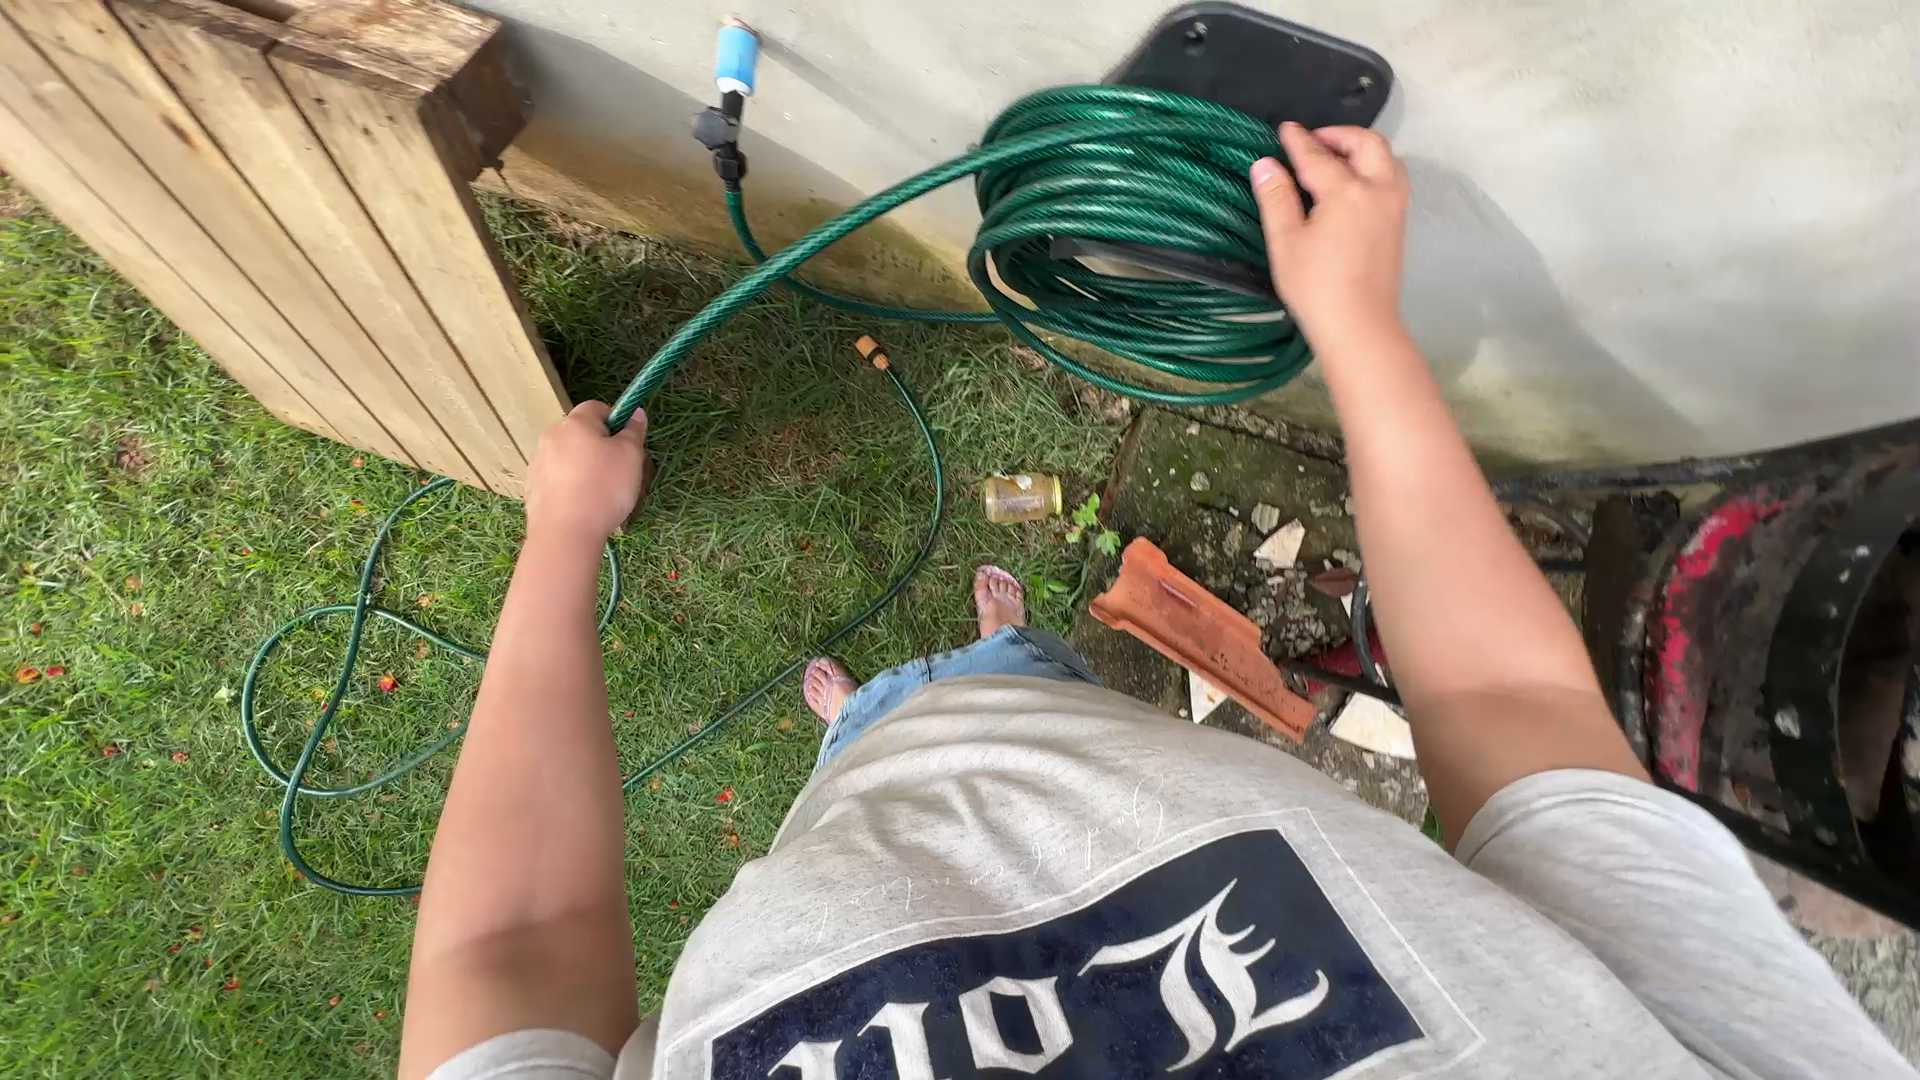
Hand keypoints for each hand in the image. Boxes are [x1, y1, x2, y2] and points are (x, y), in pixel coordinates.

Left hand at [524, 401, 650, 544]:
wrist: (566, 532)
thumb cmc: (604, 487)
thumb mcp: (631, 456)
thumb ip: (633, 431)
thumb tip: (635, 413)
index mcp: (575, 424)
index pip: (597, 407)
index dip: (617, 420)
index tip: (629, 443)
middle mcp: (551, 437)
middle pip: (582, 434)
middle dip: (602, 447)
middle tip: (621, 471)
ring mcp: (538, 463)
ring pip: (570, 457)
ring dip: (586, 467)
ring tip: (603, 494)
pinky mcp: (533, 488)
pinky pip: (558, 479)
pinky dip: (572, 486)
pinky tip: (584, 505)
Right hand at [1250, 122, 1409, 347]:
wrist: (1358, 323)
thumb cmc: (1315, 286)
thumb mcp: (1286, 243)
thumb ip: (1277, 200)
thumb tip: (1265, 165)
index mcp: (1347, 191)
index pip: (1318, 157)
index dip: (1299, 141)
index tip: (1285, 129)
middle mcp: (1378, 189)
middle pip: (1367, 144)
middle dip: (1340, 135)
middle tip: (1315, 140)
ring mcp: (1394, 206)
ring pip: (1386, 159)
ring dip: (1362, 149)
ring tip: (1337, 158)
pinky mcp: (1398, 224)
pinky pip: (1391, 178)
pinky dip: (1374, 168)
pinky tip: (1355, 184)